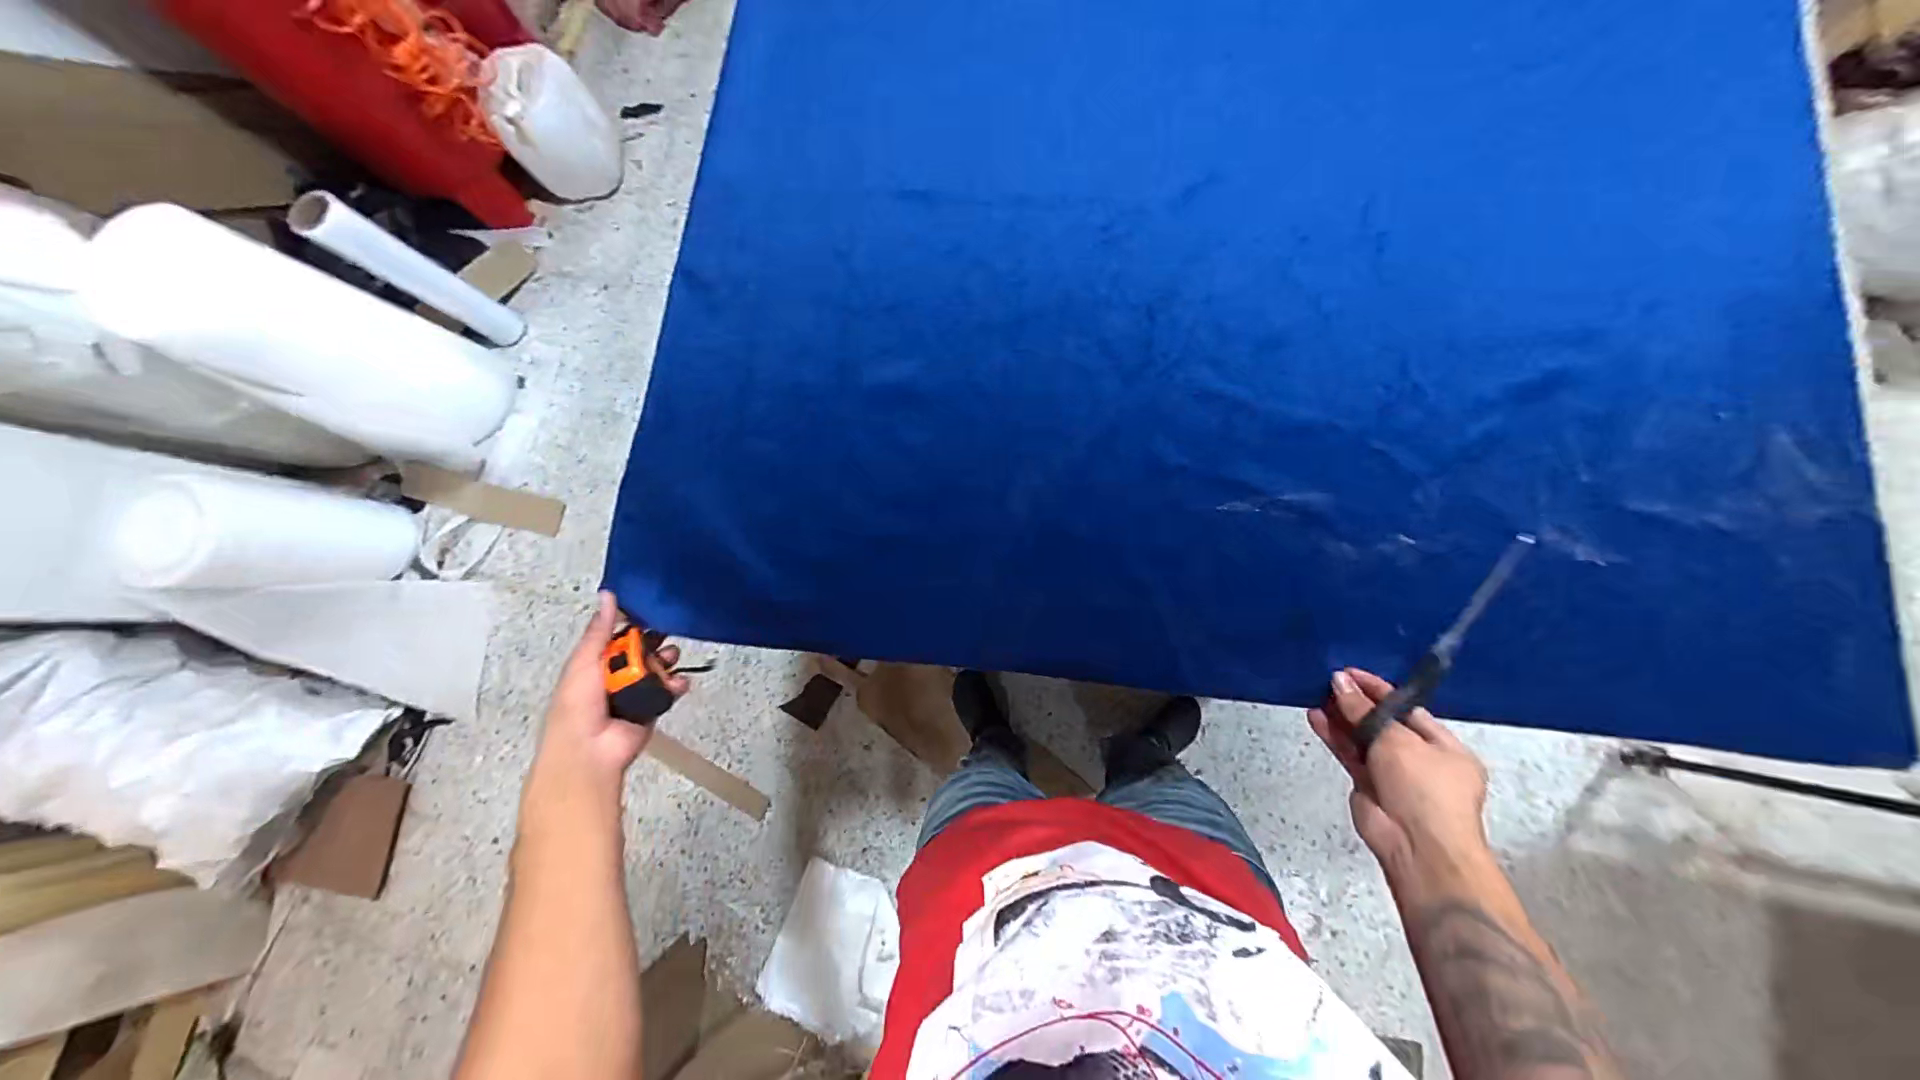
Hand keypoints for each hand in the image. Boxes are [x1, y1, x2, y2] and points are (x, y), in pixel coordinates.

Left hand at [524, 592, 688, 811]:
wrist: (590, 749)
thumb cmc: (577, 705)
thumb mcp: (584, 661)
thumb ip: (599, 630)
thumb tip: (608, 595)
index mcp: (595, 662)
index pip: (619, 636)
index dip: (634, 624)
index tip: (650, 613)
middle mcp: (616, 675)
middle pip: (642, 650)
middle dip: (655, 642)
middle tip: (665, 638)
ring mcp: (636, 692)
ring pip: (658, 668)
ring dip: (667, 662)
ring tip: (670, 660)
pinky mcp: (653, 707)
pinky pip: (669, 690)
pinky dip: (677, 684)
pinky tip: (679, 681)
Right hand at [1308, 668, 1489, 882]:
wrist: (1416, 845)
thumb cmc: (1425, 791)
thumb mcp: (1396, 740)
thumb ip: (1365, 711)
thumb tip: (1341, 683)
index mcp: (1445, 748)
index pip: (1407, 710)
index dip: (1378, 690)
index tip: (1351, 673)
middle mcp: (1420, 760)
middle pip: (1383, 723)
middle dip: (1357, 704)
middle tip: (1331, 683)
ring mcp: (1393, 774)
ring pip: (1362, 738)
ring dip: (1341, 718)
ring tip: (1318, 696)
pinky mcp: (1368, 786)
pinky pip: (1349, 754)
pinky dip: (1334, 737)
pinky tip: (1317, 719)